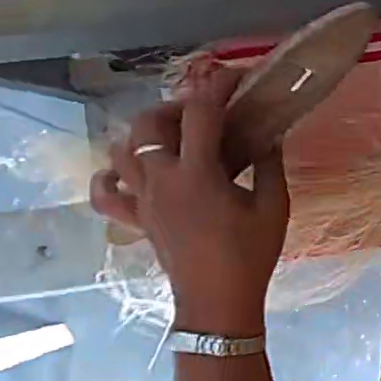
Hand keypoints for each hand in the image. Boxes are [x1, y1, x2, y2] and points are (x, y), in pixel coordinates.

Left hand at [89, 66, 288, 334]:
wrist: (218, 304)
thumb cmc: (250, 256)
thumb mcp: (274, 208)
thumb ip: (271, 165)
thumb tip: (269, 135)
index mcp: (198, 174)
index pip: (201, 113)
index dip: (218, 86)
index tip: (235, 77)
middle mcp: (161, 180)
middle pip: (149, 123)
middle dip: (174, 106)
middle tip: (202, 113)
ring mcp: (142, 200)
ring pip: (121, 149)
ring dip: (143, 133)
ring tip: (171, 136)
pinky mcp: (136, 219)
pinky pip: (105, 192)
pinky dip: (111, 175)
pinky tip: (130, 171)